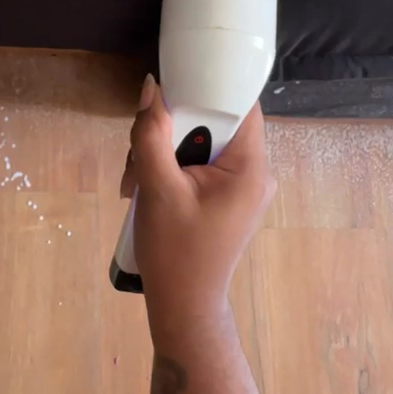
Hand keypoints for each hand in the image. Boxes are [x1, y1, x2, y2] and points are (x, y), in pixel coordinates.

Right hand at [121, 75, 273, 333]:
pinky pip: (199, 164)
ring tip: (137, 183)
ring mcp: (241, 186)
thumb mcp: (157, 187)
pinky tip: (147, 190)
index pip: (240, 104)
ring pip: (200, 143)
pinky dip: (171, 169)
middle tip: (139, 155)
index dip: (208, 88)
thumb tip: (152, 87)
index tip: (174, 90)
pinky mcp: (226, 197)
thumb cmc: (175, 250)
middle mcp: (254, 172)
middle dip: (170, 132)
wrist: (183, 307)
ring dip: (163, 153)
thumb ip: (152, 134)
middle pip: (213, 122)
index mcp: (250, 167)